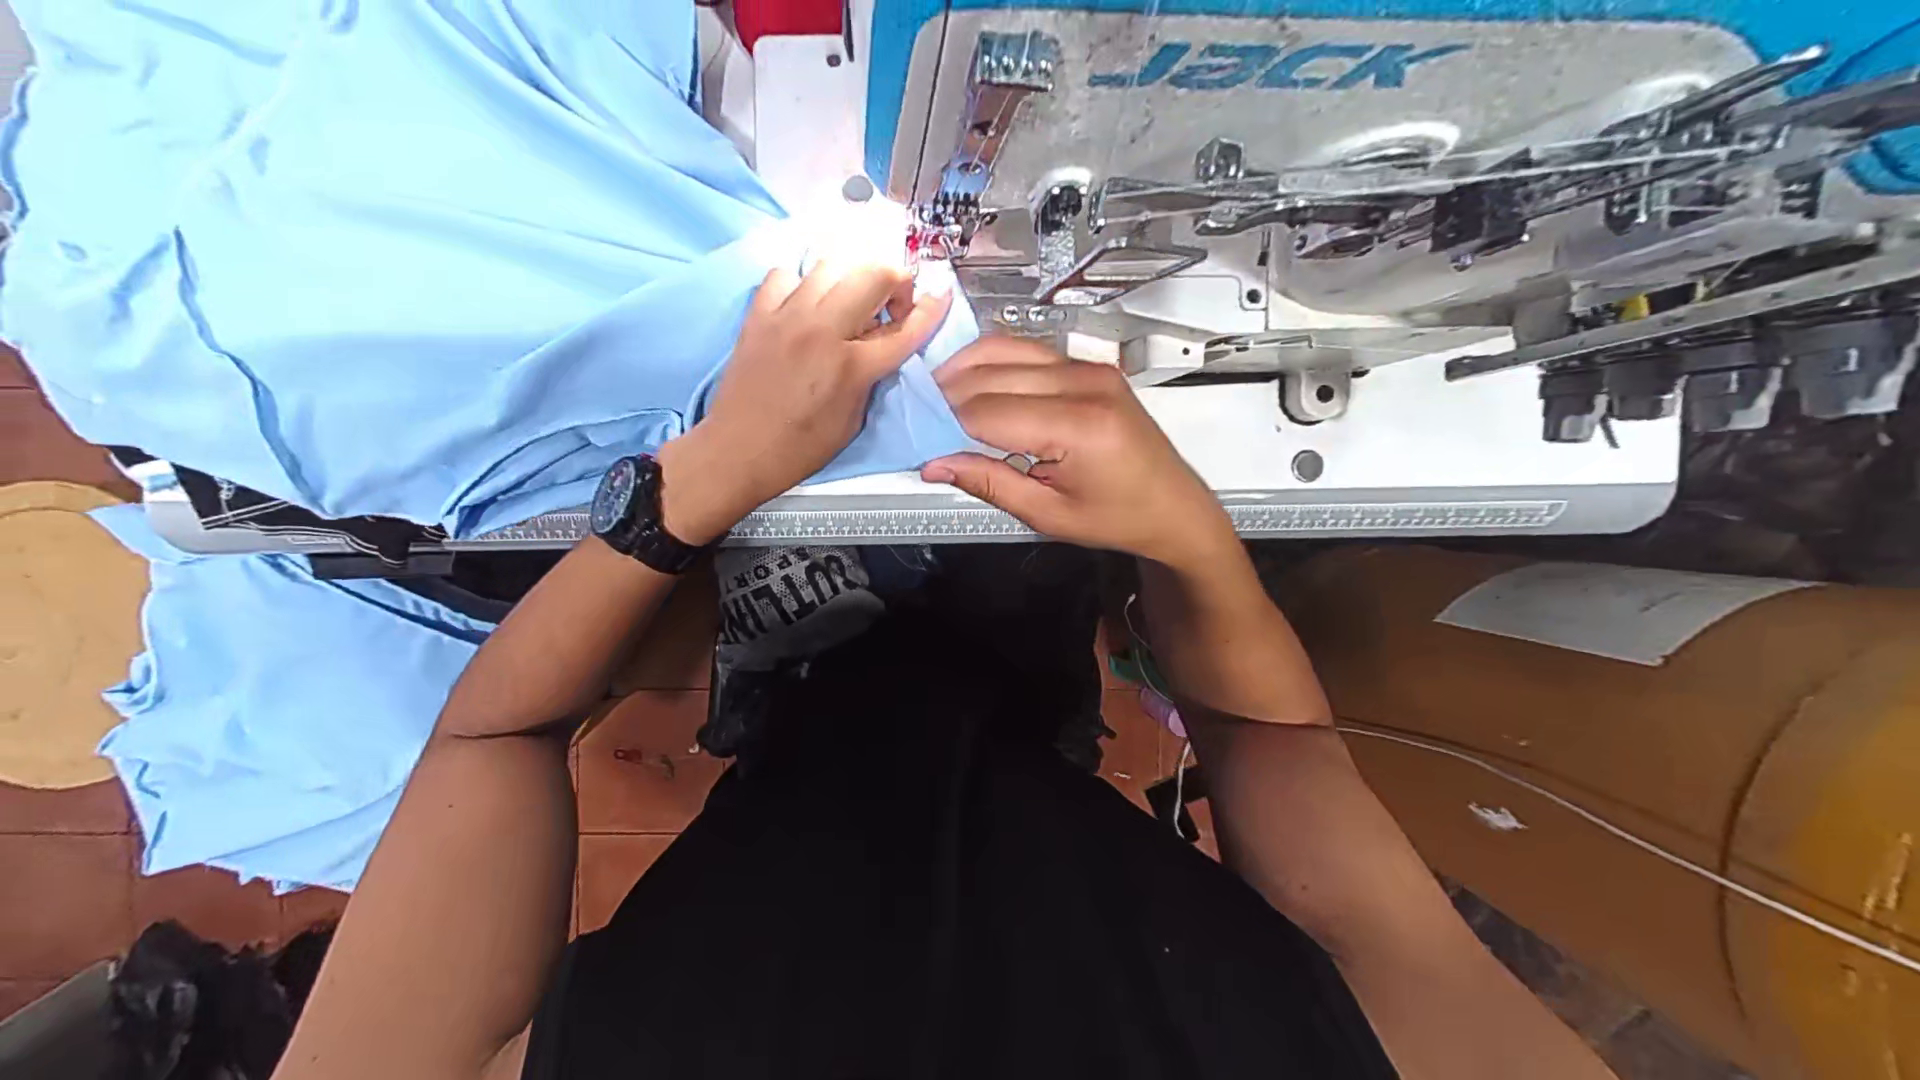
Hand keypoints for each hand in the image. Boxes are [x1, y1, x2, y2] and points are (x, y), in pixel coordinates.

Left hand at [656, 263, 952, 543]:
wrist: (738, 451)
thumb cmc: (800, 448)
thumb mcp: (853, 421)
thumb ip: (871, 378)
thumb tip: (879, 346)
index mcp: (852, 368)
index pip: (904, 329)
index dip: (930, 309)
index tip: (939, 294)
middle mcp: (822, 332)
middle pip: (872, 276)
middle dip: (894, 281)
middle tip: (890, 304)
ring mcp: (787, 318)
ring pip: (831, 266)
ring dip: (851, 279)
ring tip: (849, 303)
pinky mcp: (758, 315)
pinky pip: (784, 275)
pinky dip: (801, 283)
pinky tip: (804, 305)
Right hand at [920, 338, 1237, 567]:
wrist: (1174, 507)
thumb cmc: (1117, 519)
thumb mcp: (1048, 514)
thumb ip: (989, 482)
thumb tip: (934, 463)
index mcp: (1077, 426)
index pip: (986, 412)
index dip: (944, 425)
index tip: (918, 440)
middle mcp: (1083, 384)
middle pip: (989, 376)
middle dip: (948, 397)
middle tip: (919, 420)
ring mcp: (1088, 368)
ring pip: (1004, 351)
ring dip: (964, 371)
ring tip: (937, 398)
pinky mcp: (1089, 365)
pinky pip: (1027, 350)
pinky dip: (993, 362)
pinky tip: (972, 381)